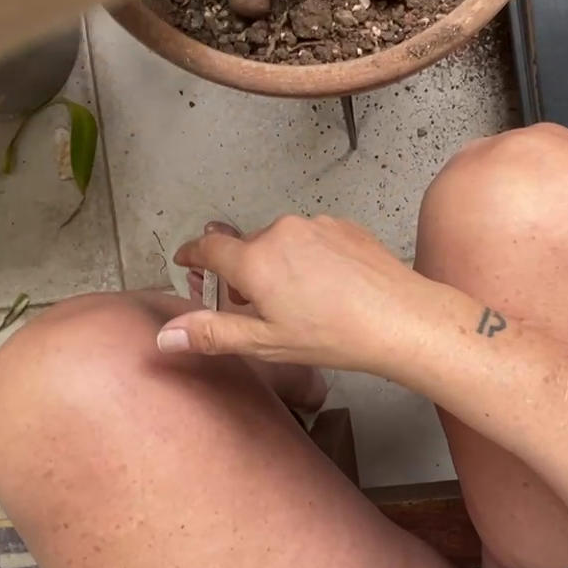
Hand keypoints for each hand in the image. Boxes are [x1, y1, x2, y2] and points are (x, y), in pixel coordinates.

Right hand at [158, 215, 475, 374]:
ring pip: (281, 242)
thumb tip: (167, 334)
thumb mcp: (266, 343)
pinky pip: (312, 237)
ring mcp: (316, 225)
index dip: (193, 254)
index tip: (186, 259)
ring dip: (278, 264)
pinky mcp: (343, 225)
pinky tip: (327, 287)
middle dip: (244, 273)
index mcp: (255, 260)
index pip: (209, 247)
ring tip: (300, 302)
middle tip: (257, 308)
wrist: (400, 318)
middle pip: (248, 247)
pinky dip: (309, 256)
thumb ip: (212, 333)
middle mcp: (282, 232)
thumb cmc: (336, 334)